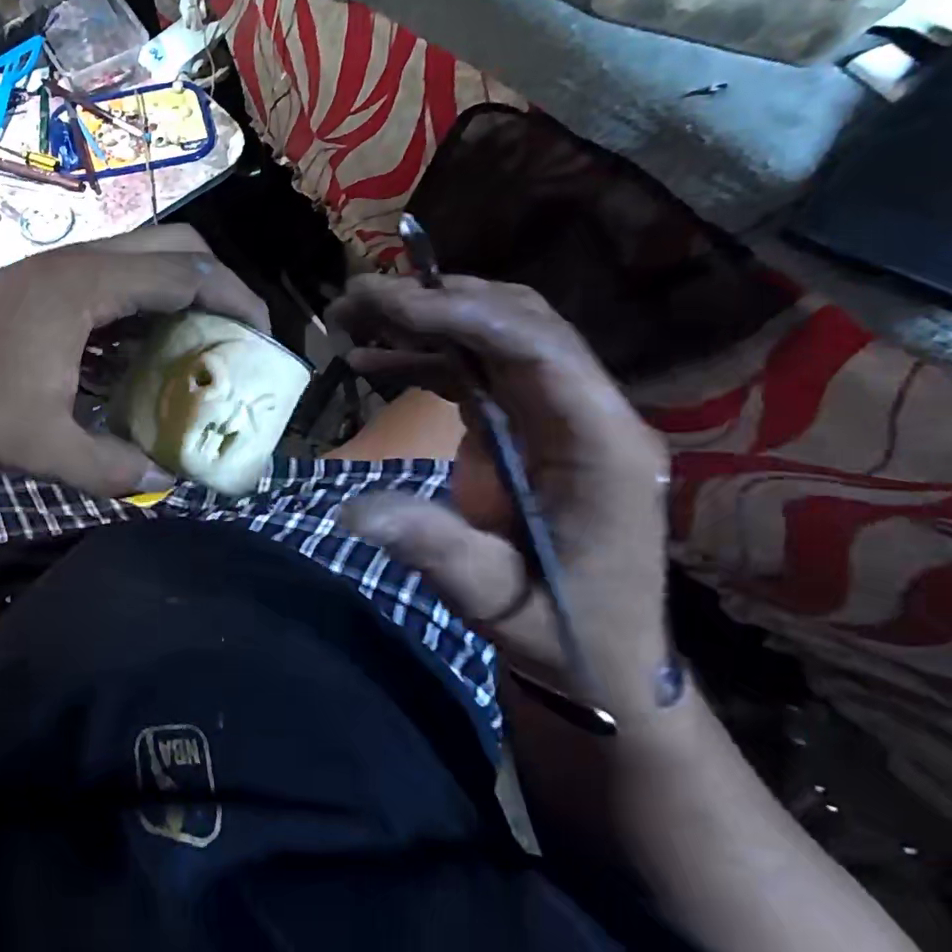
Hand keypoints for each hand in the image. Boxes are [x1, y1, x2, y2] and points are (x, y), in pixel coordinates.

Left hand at [0, 225, 268, 498]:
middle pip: (176, 246)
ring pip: (143, 256)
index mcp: (89, 286)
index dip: (238, 302)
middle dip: (217, 284)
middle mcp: (81, 261)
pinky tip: (138, 350)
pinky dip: (141, 301)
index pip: (189, 274)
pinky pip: (113, 276)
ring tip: (195, 346)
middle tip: (234, 338)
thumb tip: (162, 481)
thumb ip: (106, 467)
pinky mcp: (41, 281)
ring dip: (177, 290)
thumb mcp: (35, 444)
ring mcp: (59, 265)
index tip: (266, 341)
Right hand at [327, 275, 672, 715]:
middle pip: (519, 324)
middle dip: (435, 300)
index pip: (539, 348)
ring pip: (496, 336)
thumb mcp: (494, 596)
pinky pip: (475, 371)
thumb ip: (434, 547)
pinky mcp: (526, 428)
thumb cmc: (561, 628)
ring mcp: (556, 418)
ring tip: (351, 315)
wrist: (598, 653)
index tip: (385, 306)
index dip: (462, 315)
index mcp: (600, 445)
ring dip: (425, 319)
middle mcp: (586, 414)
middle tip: (355, 297)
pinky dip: (422, 356)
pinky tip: (369, 360)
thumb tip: (350, 511)